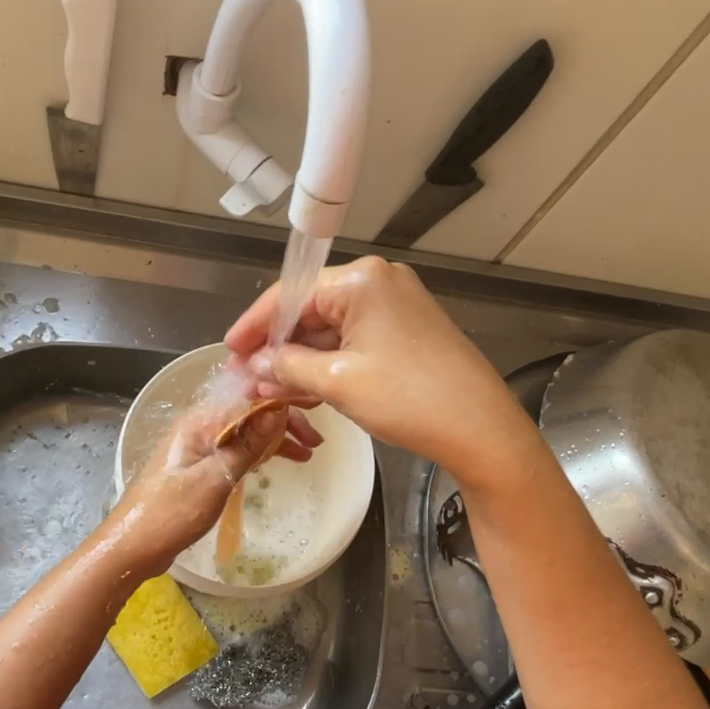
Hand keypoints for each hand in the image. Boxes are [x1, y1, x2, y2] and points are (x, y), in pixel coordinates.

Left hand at [105, 399, 320, 567]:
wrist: (132, 547)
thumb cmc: (170, 513)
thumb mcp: (214, 480)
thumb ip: (245, 445)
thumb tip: (275, 411)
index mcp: (199, 423)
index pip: (249, 400)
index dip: (282, 404)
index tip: (312, 415)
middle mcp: (198, 429)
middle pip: (248, 415)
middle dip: (283, 424)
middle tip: (316, 442)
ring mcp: (197, 449)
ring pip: (244, 434)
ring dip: (273, 441)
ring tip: (306, 454)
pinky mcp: (197, 470)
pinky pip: (234, 452)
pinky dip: (257, 455)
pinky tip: (276, 461)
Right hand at [223, 256, 534, 476]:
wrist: (481, 428)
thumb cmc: (408, 399)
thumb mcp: (338, 383)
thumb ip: (288, 368)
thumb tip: (254, 366)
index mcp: (360, 280)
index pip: (289, 295)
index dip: (254, 326)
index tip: (228, 352)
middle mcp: (378, 281)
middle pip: (309, 309)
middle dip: (276, 347)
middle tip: (246, 381)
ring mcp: (395, 305)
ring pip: (330, 328)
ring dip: (300, 360)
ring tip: (269, 392)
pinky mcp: (406, 330)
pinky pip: (353, 340)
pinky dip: (328, 363)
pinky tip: (304, 388)